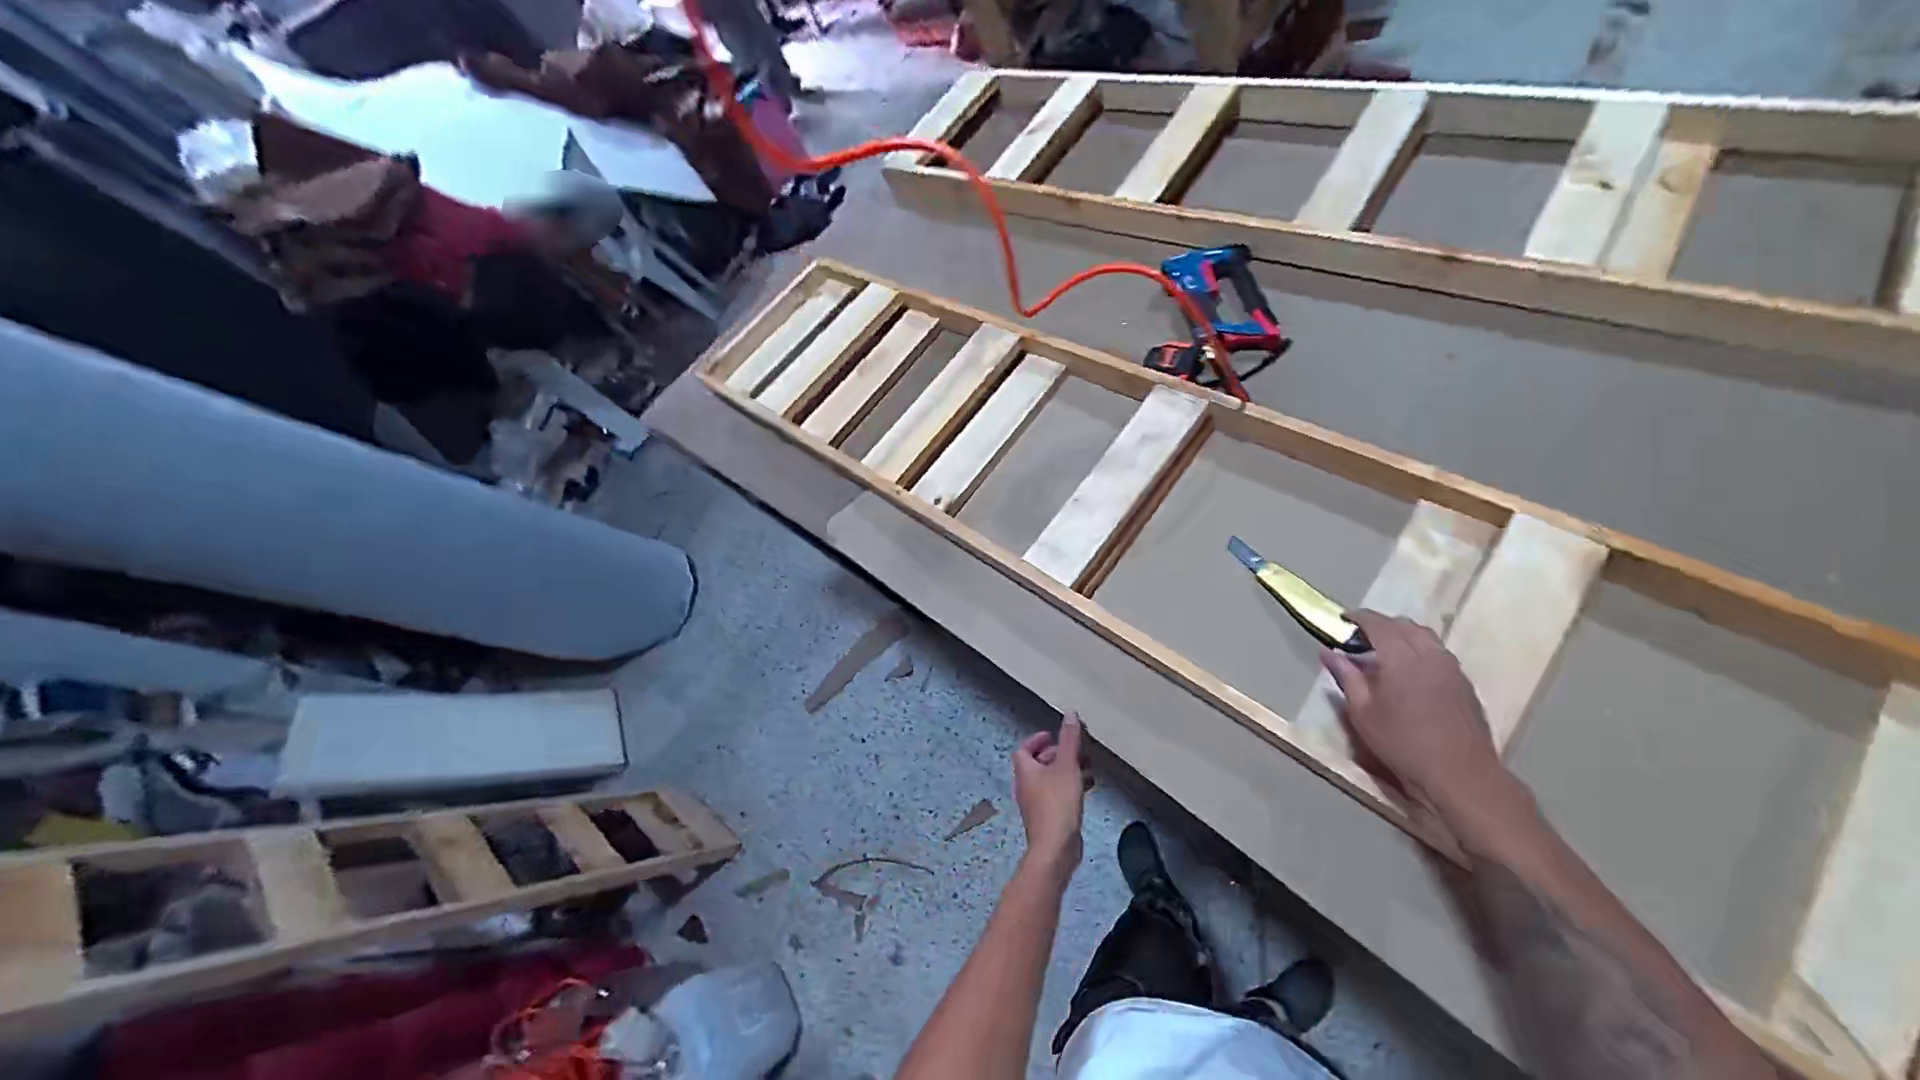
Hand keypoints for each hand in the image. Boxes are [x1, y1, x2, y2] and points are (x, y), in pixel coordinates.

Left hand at [1013, 712, 1086, 874]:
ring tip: (1088, 767)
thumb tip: (1069, 713)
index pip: (1024, 749)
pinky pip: (1058, 795)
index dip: (1037, 740)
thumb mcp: (1067, 765)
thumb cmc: (1058, 803)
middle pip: (1038, 763)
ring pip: (1050, 780)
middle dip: (1057, 754)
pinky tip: (1087, 788)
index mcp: (1025, 771)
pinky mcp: (1048, 818)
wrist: (1055, 849)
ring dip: (1067, 771)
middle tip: (1077, 750)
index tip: (1053, 735)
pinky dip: (1070, 787)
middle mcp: (1026, 786)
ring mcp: (1036, 803)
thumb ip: (1070, 740)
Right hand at [1321, 611, 1507, 824]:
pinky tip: (1409, 672)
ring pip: (1427, 638)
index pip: (1380, 625)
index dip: (1360, 617)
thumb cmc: (1402, 744)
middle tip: (1361, 636)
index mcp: (1403, 659)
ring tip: (1385, 652)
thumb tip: (1329, 652)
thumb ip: (1347, 676)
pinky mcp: (1465, 685)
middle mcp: (1431, 657)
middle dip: (1383, 625)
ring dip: (1404, 636)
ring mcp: (1453, 670)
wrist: (1460, 775)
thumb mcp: (1362, 712)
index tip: (1344, 618)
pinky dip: (1420, 651)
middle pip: (1407, 626)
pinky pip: (1439, 654)